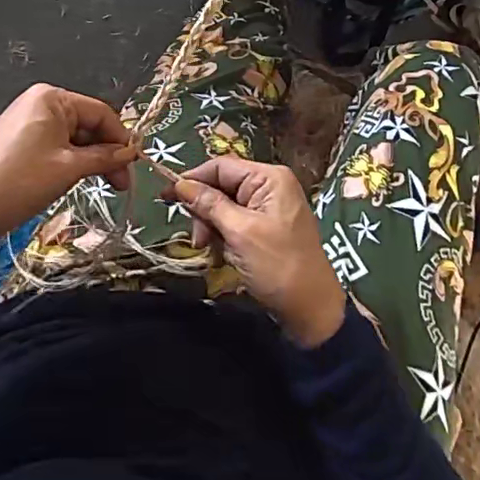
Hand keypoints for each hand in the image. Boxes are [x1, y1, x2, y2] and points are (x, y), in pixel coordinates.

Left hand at [0, 84, 138, 236]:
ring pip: (74, 136)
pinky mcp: (23, 138)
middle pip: (87, 123)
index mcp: (51, 97)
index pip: (100, 112)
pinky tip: (83, 178)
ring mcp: (30, 119)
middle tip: (121, 183)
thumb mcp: (70, 167)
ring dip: (92, 158)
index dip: (121, 138)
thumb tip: (130, 153)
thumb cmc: (23, 179)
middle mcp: (40, 101)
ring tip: (107, 185)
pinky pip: (58, 143)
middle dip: (107, 152)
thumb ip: (104, 157)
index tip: (135, 164)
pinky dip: (73, 160)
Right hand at [164, 156, 345, 347]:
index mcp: (269, 178)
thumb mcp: (239, 233)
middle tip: (197, 237)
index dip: (192, 180)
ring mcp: (269, 206)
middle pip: (221, 184)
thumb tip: (179, 184)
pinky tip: (221, 252)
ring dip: (210, 225)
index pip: (220, 166)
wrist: (313, 313)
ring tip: (208, 248)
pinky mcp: (267, 226)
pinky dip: (223, 234)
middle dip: (203, 208)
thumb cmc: (278, 266)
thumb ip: (208, 204)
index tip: (166, 198)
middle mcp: (270, 185)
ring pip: (224, 204)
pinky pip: (234, 220)